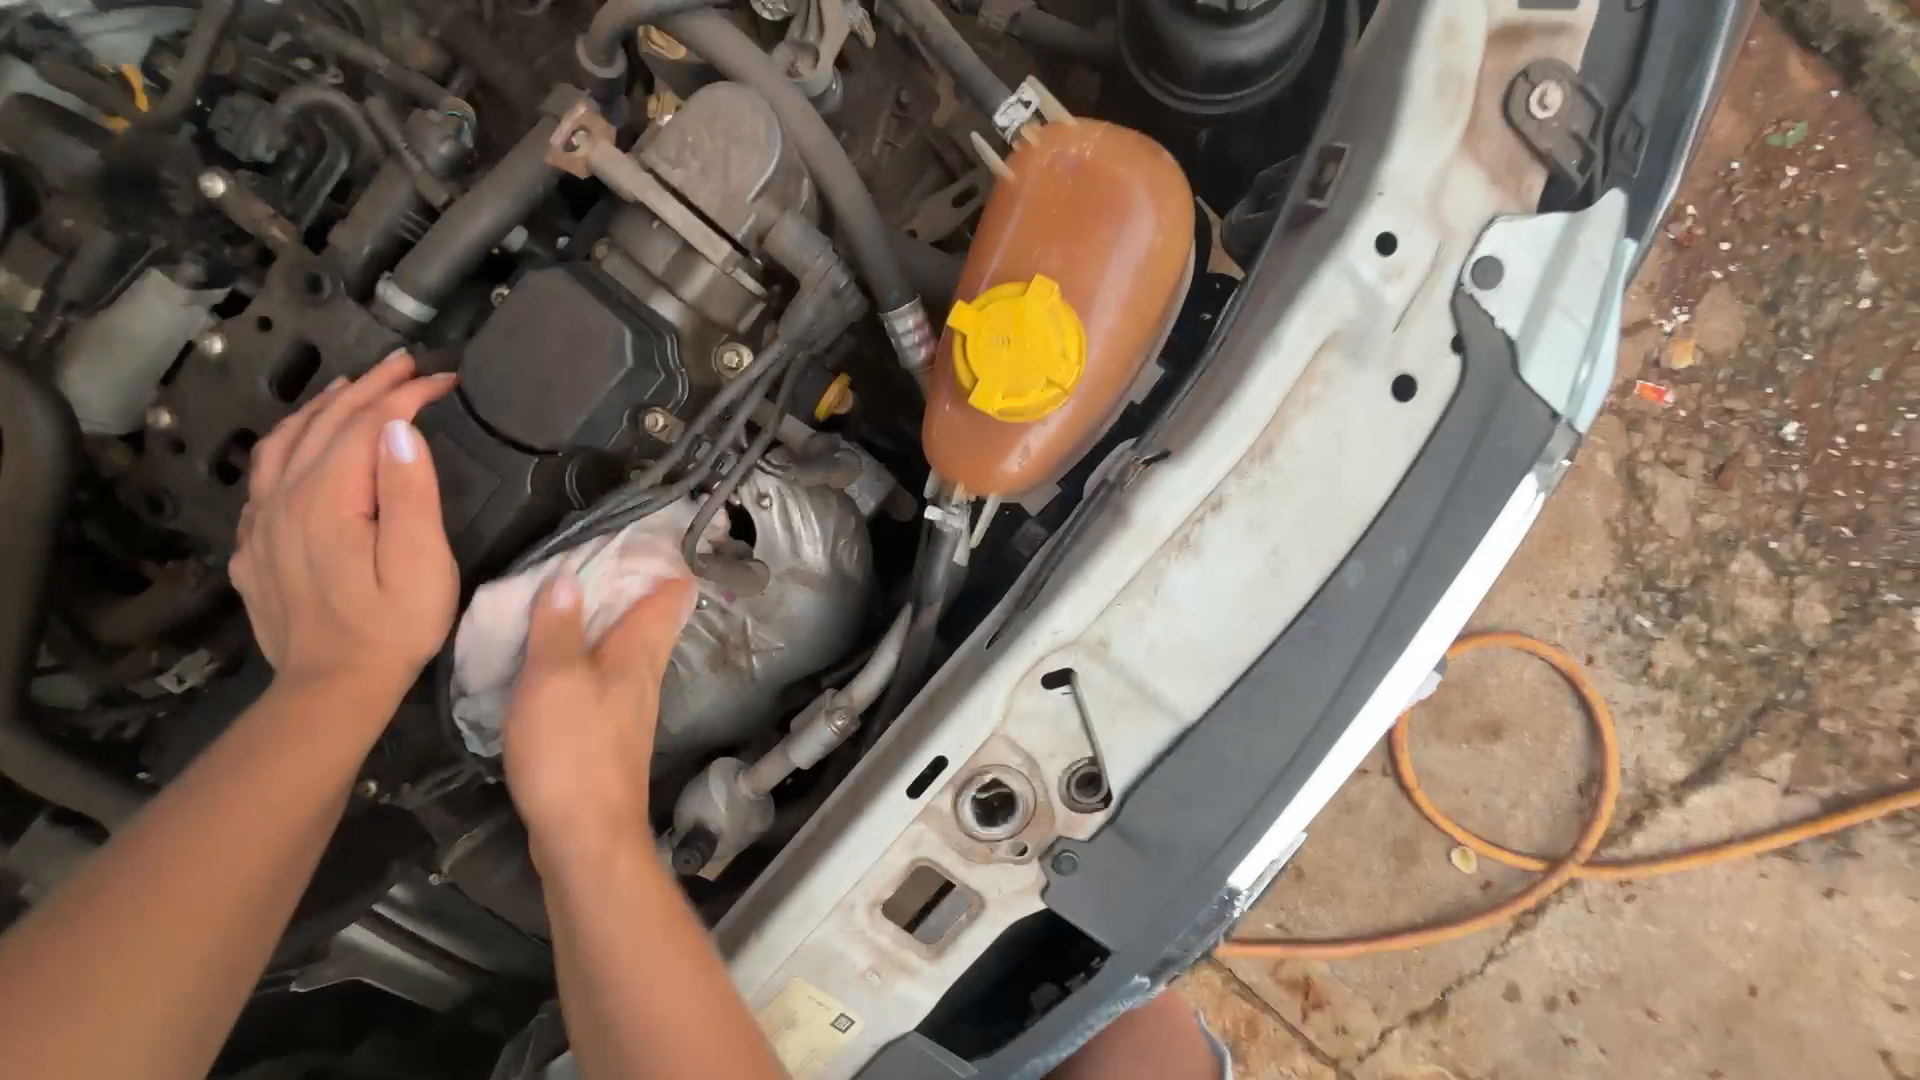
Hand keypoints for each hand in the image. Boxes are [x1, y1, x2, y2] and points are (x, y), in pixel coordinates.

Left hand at [231, 351, 458, 699]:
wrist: (332, 686)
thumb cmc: (393, 626)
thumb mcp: (420, 564)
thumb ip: (410, 495)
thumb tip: (401, 432)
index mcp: (328, 499)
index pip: (366, 425)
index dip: (406, 395)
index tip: (445, 379)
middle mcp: (284, 499)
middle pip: (322, 424)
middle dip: (369, 388)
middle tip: (409, 365)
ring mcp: (262, 523)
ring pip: (284, 442)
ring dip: (324, 407)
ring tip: (356, 388)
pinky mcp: (257, 545)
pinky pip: (266, 474)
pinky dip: (292, 442)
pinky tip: (308, 444)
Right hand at [503, 573, 694, 858]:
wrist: (586, 833)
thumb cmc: (571, 751)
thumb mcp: (553, 680)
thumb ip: (560, 629)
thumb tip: (571, 577)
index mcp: (637, 655)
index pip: (669, 599)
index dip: (669, 567)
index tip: (660, 538)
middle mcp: (644, 677)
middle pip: (653, 623)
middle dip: (641, 591)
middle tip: (614, 559)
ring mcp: (632, 708)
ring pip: (632, 651)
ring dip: (615, 625)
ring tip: (586, 601)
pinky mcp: (612, 735)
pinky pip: (610, 679)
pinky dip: (595, 659)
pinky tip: (570, 663)